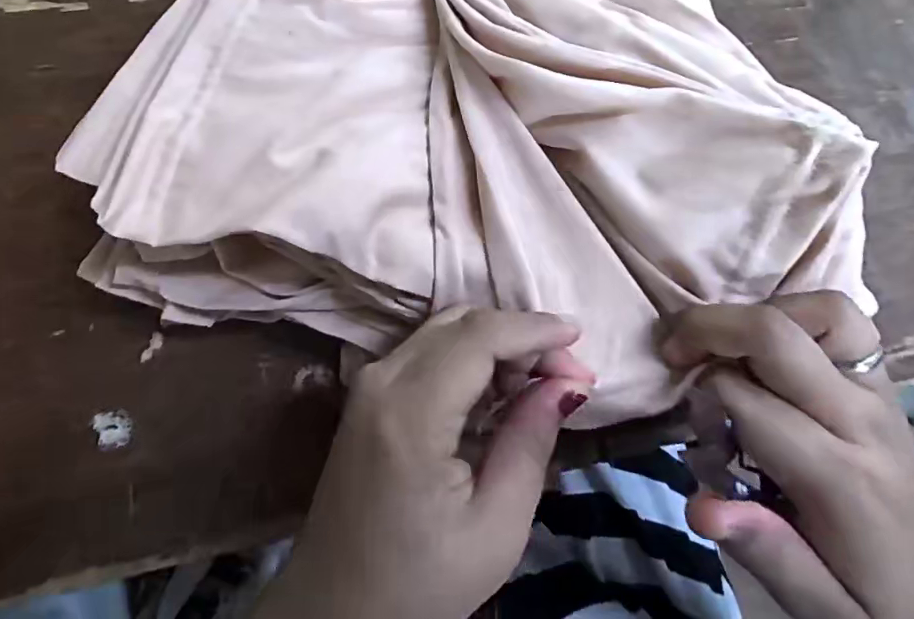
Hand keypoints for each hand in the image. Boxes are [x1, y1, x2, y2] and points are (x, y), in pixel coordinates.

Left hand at [255, 308, 595, 618]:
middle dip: (521, 336)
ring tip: (542, 382)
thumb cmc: (419, 583)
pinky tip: (500, 387)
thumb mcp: (496, 527)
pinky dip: (471, 354)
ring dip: (498, 341)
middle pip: (462, 323)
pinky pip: (428, 348)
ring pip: (445, 329)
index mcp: (409, 412)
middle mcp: (381, 379)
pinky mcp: (367, 392)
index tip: (579, 336)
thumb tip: (568, 383)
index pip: (479, 336)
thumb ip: (531, 441)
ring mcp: (368, 382)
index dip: (532, 328)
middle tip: (569, 373)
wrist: (334, 611)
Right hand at [662, 292, 913, 618]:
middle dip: (709, 326)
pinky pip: (839, 320)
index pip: (745, 397)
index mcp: (842, 480)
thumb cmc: (885, 610)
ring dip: (760, 313)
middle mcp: (861, 418)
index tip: (689, 421)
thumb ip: (770, 558)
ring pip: (821, 309)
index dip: (701, 394)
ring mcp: (878, 391)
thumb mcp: (831, 616)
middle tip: (674, 349)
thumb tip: (700, 507)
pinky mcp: (882, 382)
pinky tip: (765, 350)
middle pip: (776, 333)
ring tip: (727, 344)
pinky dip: (795, 315)